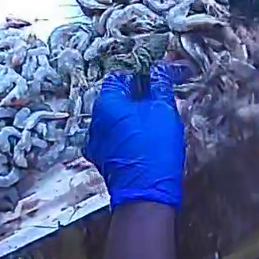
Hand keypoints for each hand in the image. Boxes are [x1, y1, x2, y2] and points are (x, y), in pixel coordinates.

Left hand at [85, 65, 185, 209]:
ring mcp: (96, 141)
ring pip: (114, 119)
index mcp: (106, 103)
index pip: (121, 76)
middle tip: (158, 100)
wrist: (146, 193)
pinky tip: (143, 140)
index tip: (156, 79)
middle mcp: (95, 119)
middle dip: (136, 96)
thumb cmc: (155, 149)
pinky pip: (113, 138)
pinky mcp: (102, 158)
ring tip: (153, 122)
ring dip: (131, 116)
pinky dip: (126, 134)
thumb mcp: (163, 110)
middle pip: (116, 98)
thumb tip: (162, 66)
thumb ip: (160, 84)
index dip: (140, 75)